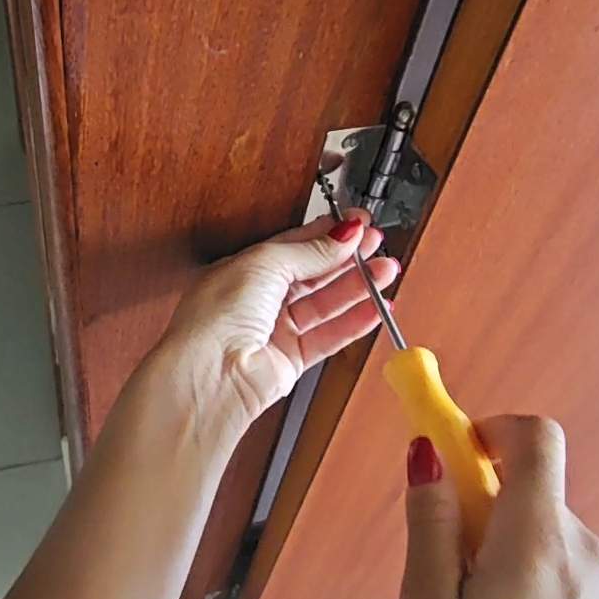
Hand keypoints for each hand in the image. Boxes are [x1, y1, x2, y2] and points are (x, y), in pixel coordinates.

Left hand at [140, 209, 399, 440]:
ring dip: (358, 287)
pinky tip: (376, 308)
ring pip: (325, 304)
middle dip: (348, 258)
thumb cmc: (218, 316)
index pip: (295, 245)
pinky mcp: (289, 360)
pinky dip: (354, 323)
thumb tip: (342, 234)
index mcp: (245, 268)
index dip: (328, 234)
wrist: (212, 374)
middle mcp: (258, 297)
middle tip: (378, 245)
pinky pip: (329, 337)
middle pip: (313, 273)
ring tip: (387, 271)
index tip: (359, 224)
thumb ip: (310, 251)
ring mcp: (274, 329)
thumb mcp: (266, 265)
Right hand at [402, 417, 598, 598]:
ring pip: (546, 530)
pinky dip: (537, 576)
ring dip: (507, 546)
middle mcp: (588, 557)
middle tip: (447, 560)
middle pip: (531, 488)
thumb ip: (429, 524)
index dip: (490, 425)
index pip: (534, 438)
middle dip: (482, 504)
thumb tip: (427, 453)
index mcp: (538, 548)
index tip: (452, 441)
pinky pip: (571, 567)